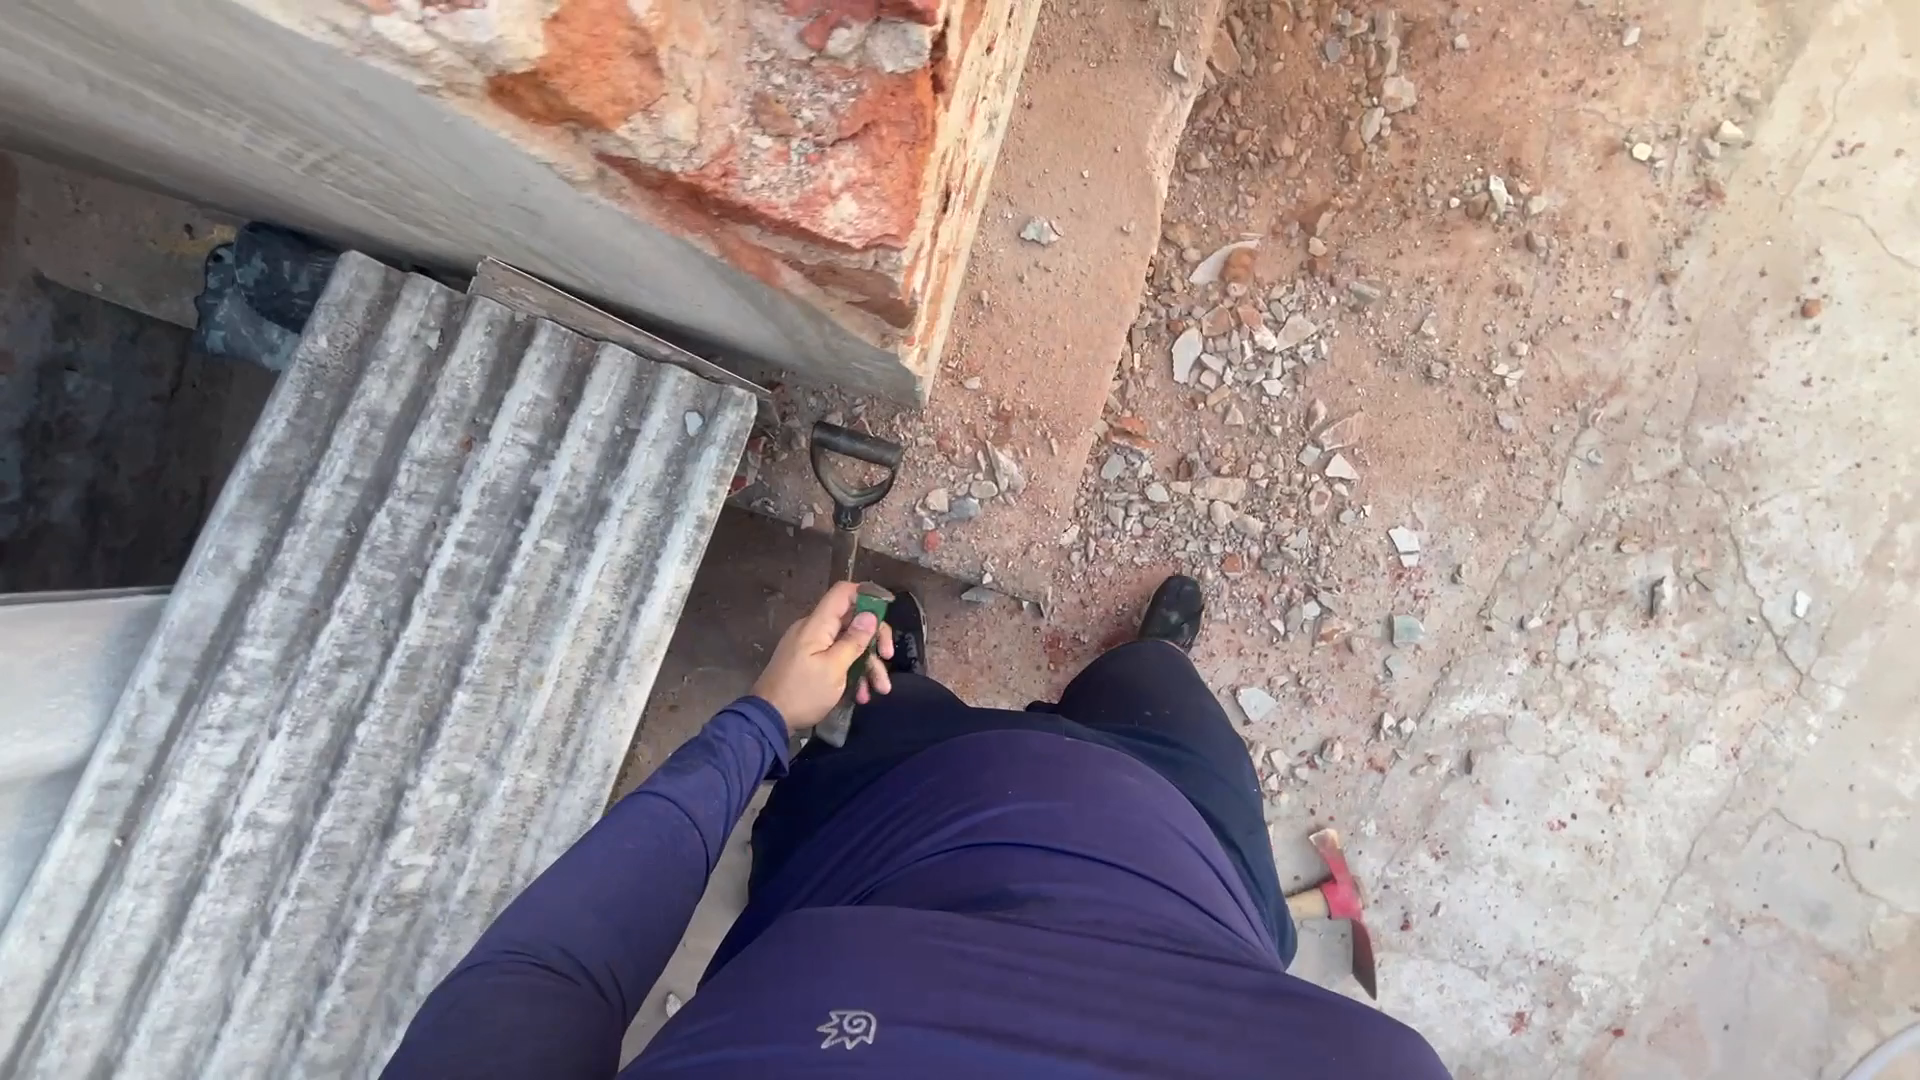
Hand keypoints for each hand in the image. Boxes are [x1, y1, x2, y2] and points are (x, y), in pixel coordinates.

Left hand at [751, 582, 895, 732]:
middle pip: (852, 620)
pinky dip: (852, 673)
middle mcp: (815, 630)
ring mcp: (812, 646)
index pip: (844, 592)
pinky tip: (860, 695)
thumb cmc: (802, 693)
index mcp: (817, 624)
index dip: (868, 596)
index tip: (886, 614)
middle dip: (874, 640)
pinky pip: (837, 658)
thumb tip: (871, 615)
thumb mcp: (834, 669)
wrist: (767, 719)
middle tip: (888, 658)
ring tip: (879, 689)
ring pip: (848, 644)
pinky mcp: (811, 662)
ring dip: (867, 664)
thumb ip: (854, 640)